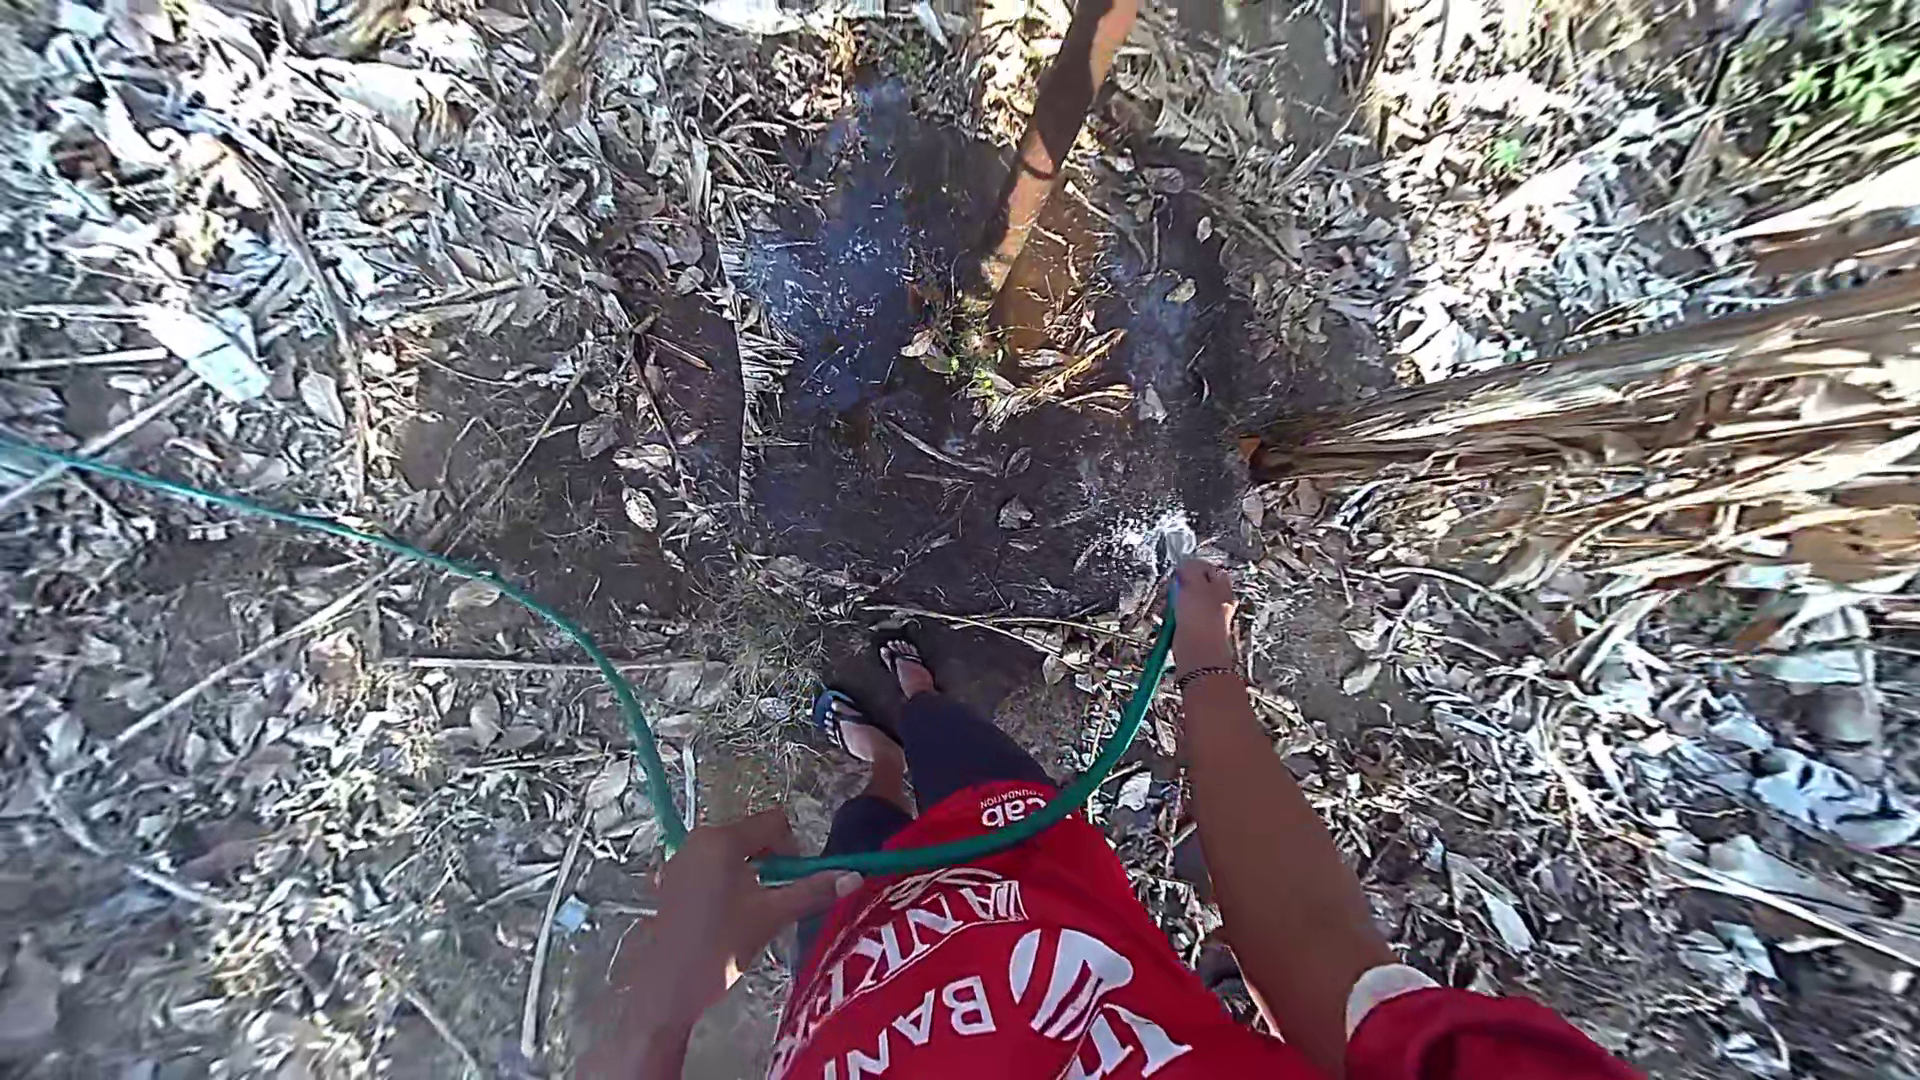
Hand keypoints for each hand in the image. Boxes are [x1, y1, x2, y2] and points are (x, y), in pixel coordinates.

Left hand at [582, 810, 858, 1076]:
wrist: (663, 999)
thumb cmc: (719, 949)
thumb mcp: (771, 916)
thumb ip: (813, 891)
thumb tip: (854, 876)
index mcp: (723, 840)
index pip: (774, 821)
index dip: (792, 847)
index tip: (793, 880)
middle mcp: (699, 839)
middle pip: (752, 834)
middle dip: (772, 859)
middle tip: (774, 896)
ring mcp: (680, 859)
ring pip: (732, 850)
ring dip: (751, 870)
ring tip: (751, 907)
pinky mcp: (669, 880)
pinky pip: (711, 864)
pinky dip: (727, 879)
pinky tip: (725, 914)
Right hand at [1172, 559, 1236, 669]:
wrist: (1198, 660)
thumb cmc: (1200, 624)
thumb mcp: (1194, 587)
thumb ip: (1190, 570)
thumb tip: (1185, 563)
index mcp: (1222, 591)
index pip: (1210, 570)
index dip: (1193, 567)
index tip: (1178, 571)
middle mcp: (1217, 605)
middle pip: (1196, 587)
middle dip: (1179, 588)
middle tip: (1170, 592)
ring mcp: (1206, 621)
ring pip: (1185, 605)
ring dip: (1172, 605)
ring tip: (1165, 611)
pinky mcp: (1194, 635)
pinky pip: (1180, 621)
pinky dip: (1171, 621)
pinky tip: (1166, 625)